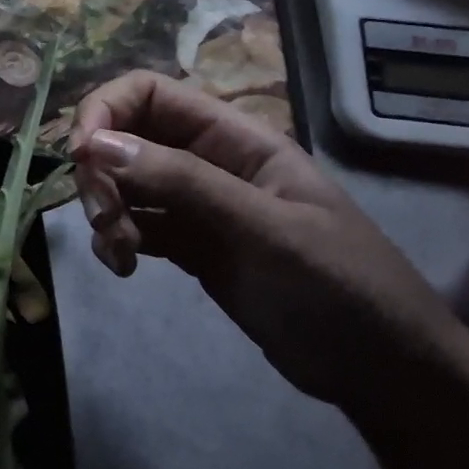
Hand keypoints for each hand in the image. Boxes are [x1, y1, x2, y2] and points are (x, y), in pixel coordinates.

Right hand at [72, 70, 468, 408]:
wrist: (388, 375)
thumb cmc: (342, 288)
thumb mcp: (264, 230)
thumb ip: (182, 182)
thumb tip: (94, 143)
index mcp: (236, 139)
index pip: (149, 94)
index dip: (105, 111)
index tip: (80, 154)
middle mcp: (209, 162)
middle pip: (124, 138)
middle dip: (101, 173)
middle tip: (106, 219)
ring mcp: (197, 205)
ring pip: (121, 183)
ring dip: (105, 210)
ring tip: (121, 253)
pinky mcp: (188, 245)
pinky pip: (131, 224)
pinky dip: (114, 240)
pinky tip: (125, 269)